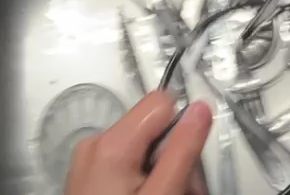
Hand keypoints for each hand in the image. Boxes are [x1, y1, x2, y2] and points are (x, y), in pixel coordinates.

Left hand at [64, 91, 210, 194]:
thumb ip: (182, 151)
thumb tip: (200, 108)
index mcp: (110, 143)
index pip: (160, 103)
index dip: (183, 127)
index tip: (190, 164)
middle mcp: (95, 145)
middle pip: (153, 130)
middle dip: (176, 160)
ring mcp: (89, 165)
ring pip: (143, 152)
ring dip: (164, 176)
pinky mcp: (89, 182)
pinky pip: (126, 169)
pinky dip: (146, 185)